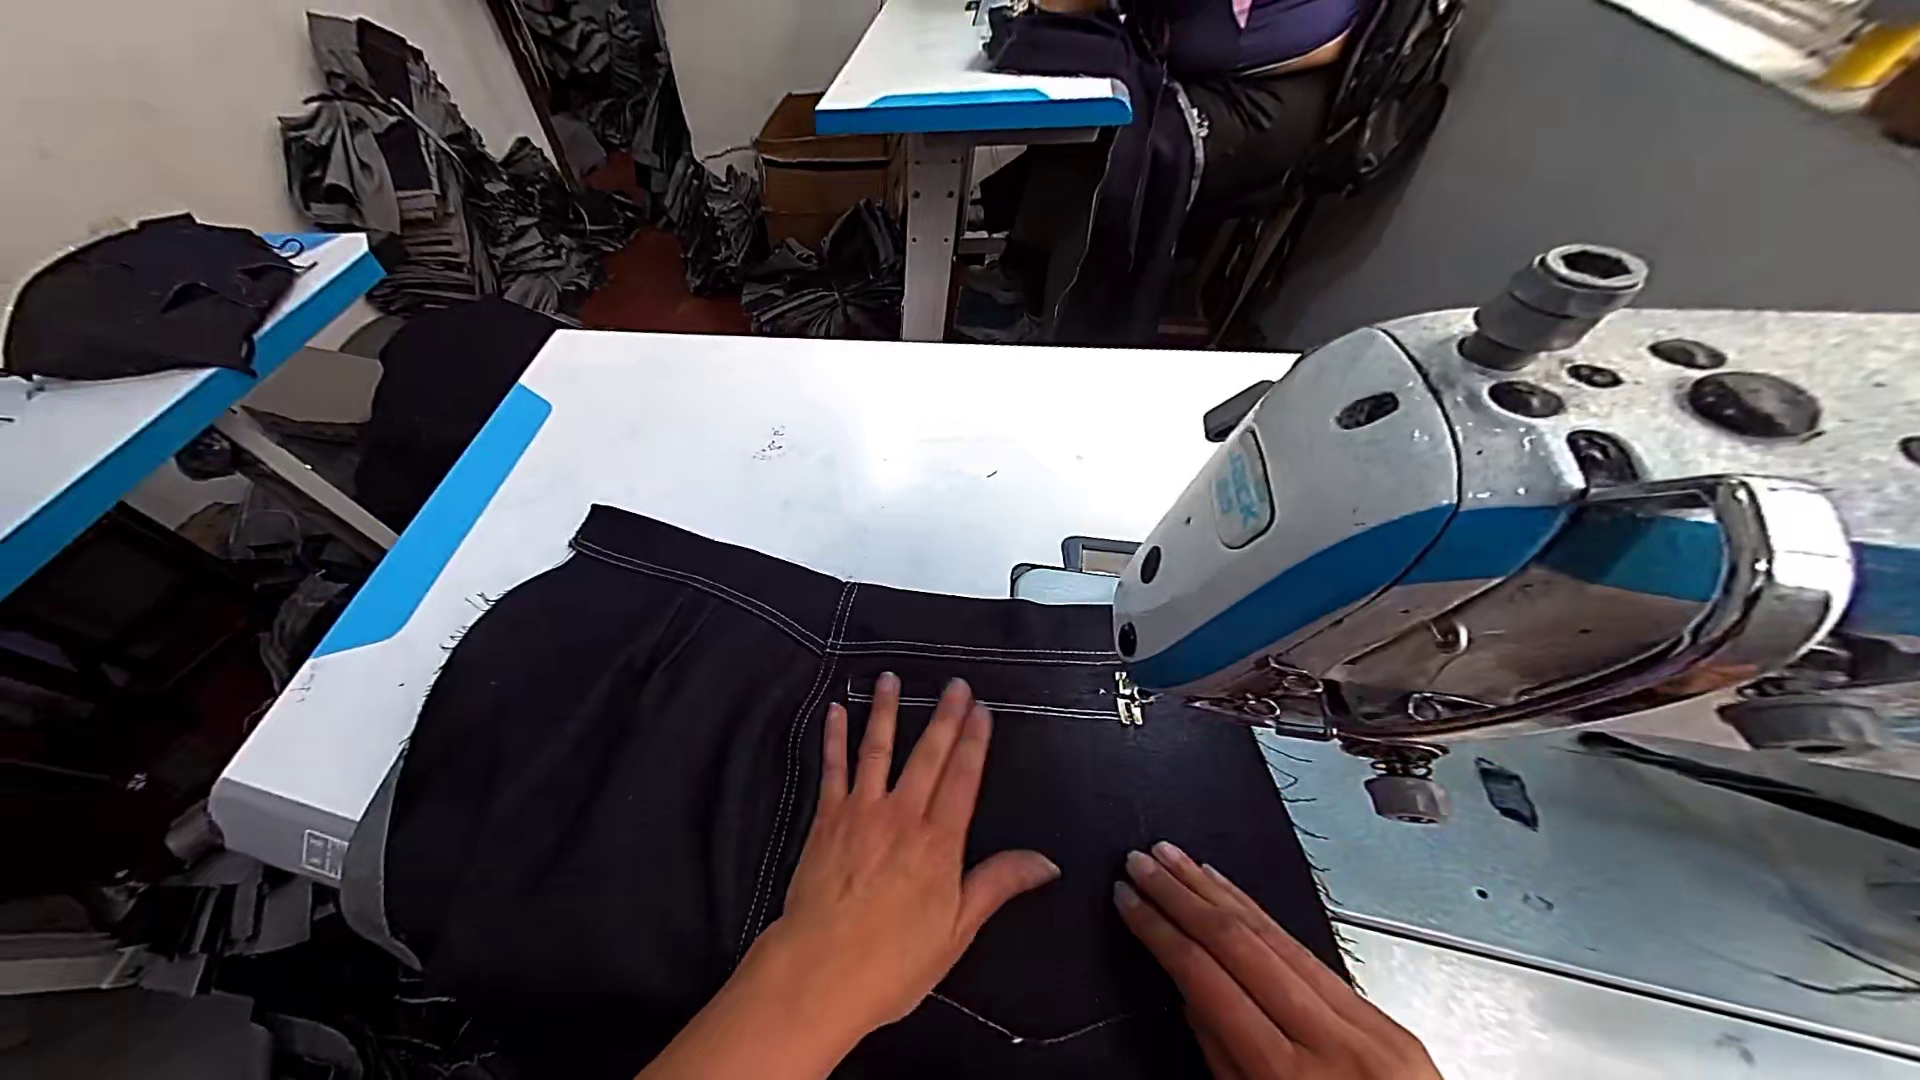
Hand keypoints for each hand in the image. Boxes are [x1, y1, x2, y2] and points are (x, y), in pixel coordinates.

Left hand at [639, 675, 1057, 1079]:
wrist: (818, 973)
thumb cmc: (892, 960)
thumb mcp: (957, 930)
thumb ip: (998, 885)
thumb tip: (1047, 862)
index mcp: (938, 841)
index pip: (963, 777)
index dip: (974, 740)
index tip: (982, 709)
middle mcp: (902, 815)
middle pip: (928, 754)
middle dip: (945, 716)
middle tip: (955, 684)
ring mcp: (862, 811)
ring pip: (878, 749)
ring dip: (887, 711)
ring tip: (893, 678)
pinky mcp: (827, 817)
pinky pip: (833, 768)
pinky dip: (835, 737)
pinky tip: (835, 710)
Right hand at [1115, 842, 1441, 1079]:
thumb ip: (1223, 1061)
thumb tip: (1186, 991)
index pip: (1206, 977)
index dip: (1159, 930)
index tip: (1128, 900)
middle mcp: (1332, 1043)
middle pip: (1236, 941)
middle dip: (1179, 894)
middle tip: (1140, 862)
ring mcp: (1365, 1025)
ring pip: (1271, 932)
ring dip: (1212, 886)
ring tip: (1173, 856)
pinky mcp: (1384, 1017)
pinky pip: (1307, 950)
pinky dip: (1258, 912)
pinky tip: (1228, 887)